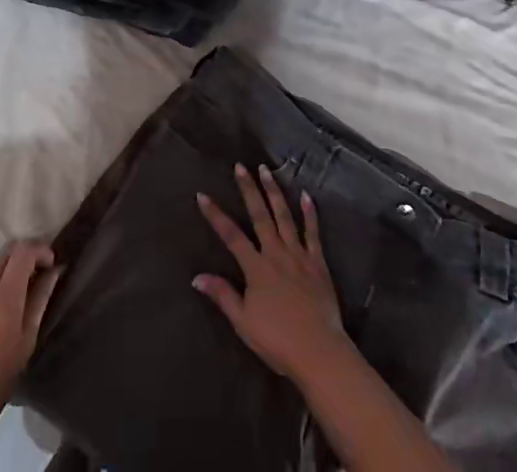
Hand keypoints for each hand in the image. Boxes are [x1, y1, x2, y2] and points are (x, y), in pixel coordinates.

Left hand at [0, 242, 61, 426]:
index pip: (22, 251)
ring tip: (24, 294)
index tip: (52, 264)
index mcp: (4, 293)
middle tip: (41, 274)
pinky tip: (2, 311)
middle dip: (25, 256)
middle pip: (5, 253)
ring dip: (10, 270)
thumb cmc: (1, 371)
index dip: (40, 250)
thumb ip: (40, 298)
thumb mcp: (29, 336)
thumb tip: (54, 272)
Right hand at [193, 163, 347, 380]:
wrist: (319, 350)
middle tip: (240, 166)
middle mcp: (275, 254)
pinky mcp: (318, 263)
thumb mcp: (243, 321)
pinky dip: (309, 213)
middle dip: (248, 190)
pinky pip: (313, 232)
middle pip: (259, 216)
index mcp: (255, 268)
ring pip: (284, 217)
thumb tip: (197, 277)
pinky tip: (306, 195)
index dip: (215, 215)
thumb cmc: (277, 339)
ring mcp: (299, 255)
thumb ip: (222, 295)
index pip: (231, 235)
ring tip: (266, 170)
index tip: (203, 195)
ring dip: (274, 192)